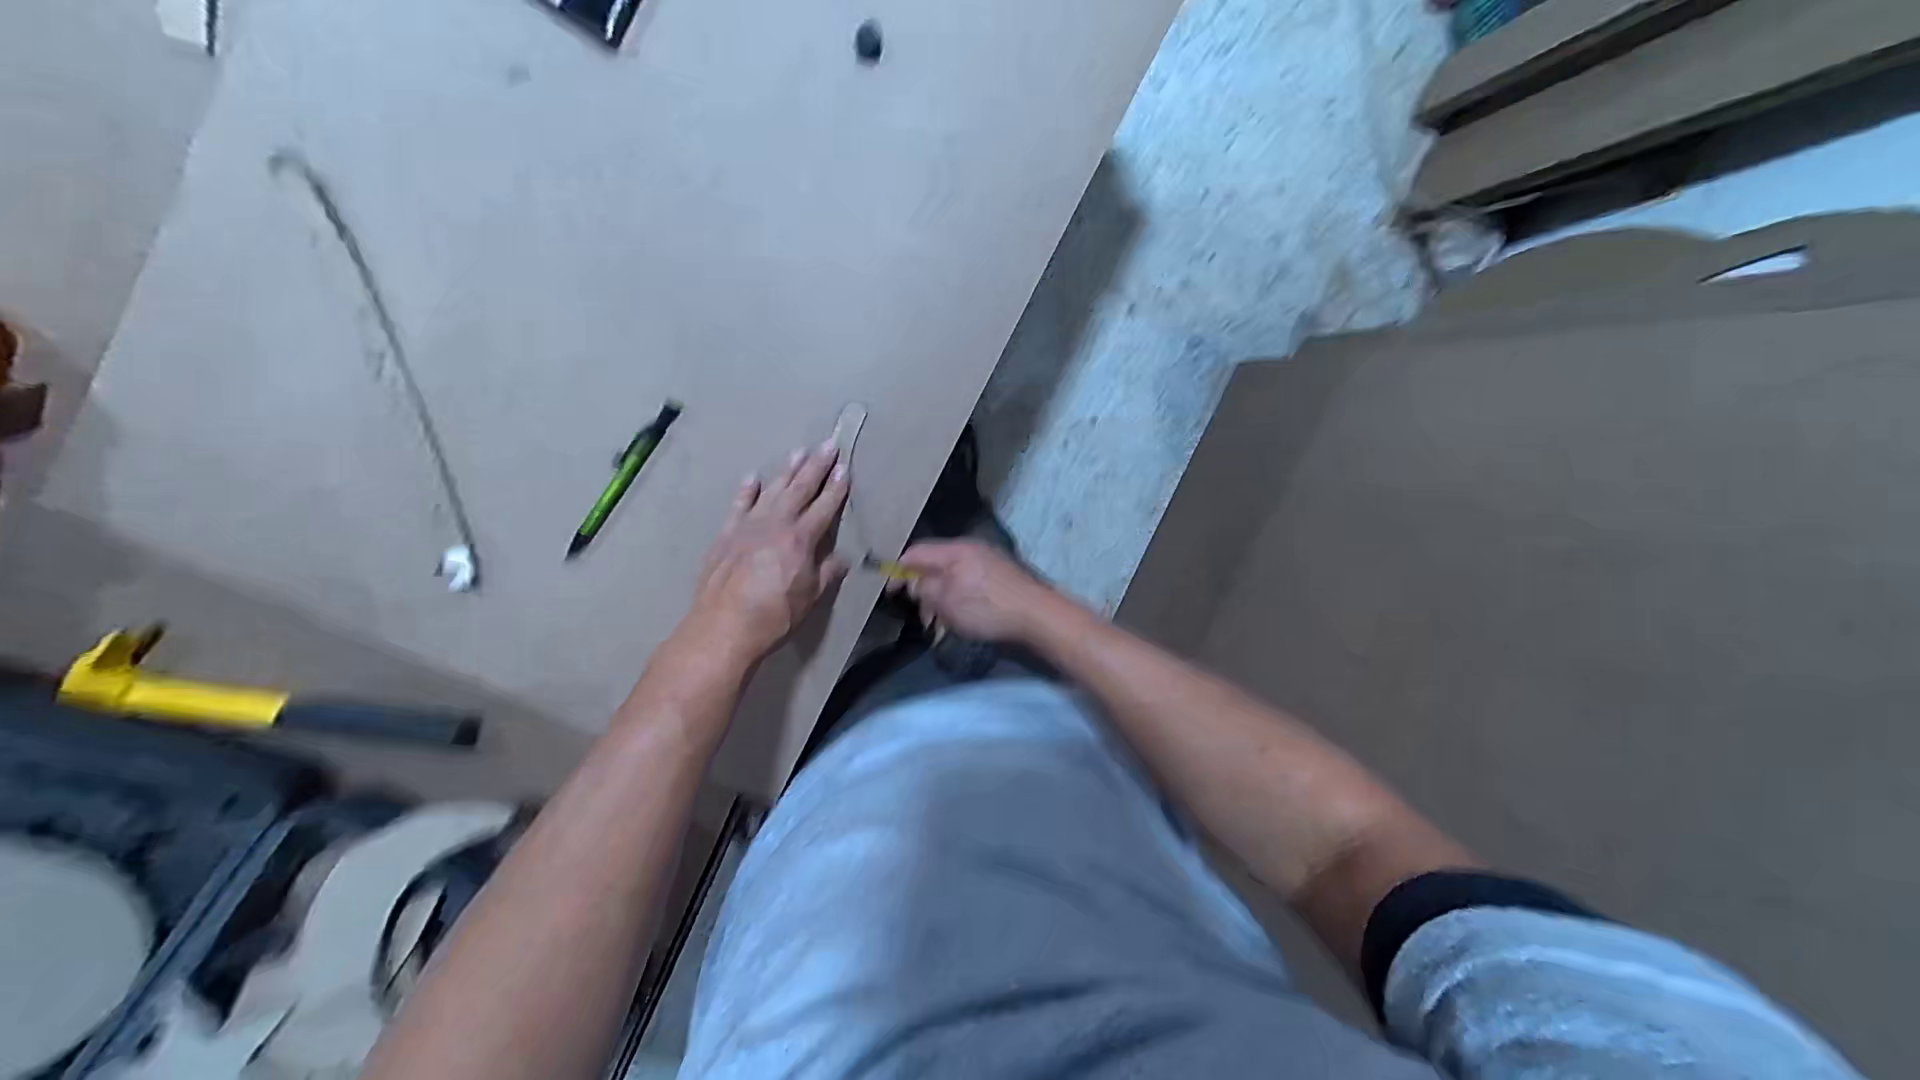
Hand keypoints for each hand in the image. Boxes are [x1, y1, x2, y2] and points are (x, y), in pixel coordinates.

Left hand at [682, 440, 850, 665]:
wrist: (723, 626)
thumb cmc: (774, 616)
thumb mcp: (810, 598)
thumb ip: (826, 574)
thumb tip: (841, 558)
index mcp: (801, 540)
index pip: (824, 507)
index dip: (836, 487)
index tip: (845, 468)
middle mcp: (776, 524)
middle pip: (800, 489)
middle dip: (816, 466)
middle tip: (828, 444)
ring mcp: (748, 526)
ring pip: (771, 491)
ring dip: (786, 470)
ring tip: (798, 451)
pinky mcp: (726, 535)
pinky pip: (738, 506)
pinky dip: (746, 491)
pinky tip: (752, 478)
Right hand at [895, 539, 1067, 643]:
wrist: (1038, 616)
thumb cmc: (987, 608)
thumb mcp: (947, 602)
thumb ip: (924, 588)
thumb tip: (913, 582)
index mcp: (955, 550)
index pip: (916, 552)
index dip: (898, 571)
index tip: (889, 592)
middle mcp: (971, 549)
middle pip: (934, 564)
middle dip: (923, 590)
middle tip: (923, 616)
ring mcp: (988, 561)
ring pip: (952, 577)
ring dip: (942, 599)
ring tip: (944, 623)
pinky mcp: (1000, 577)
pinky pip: (969, 583)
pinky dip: (959, 599)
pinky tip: (964, 619)